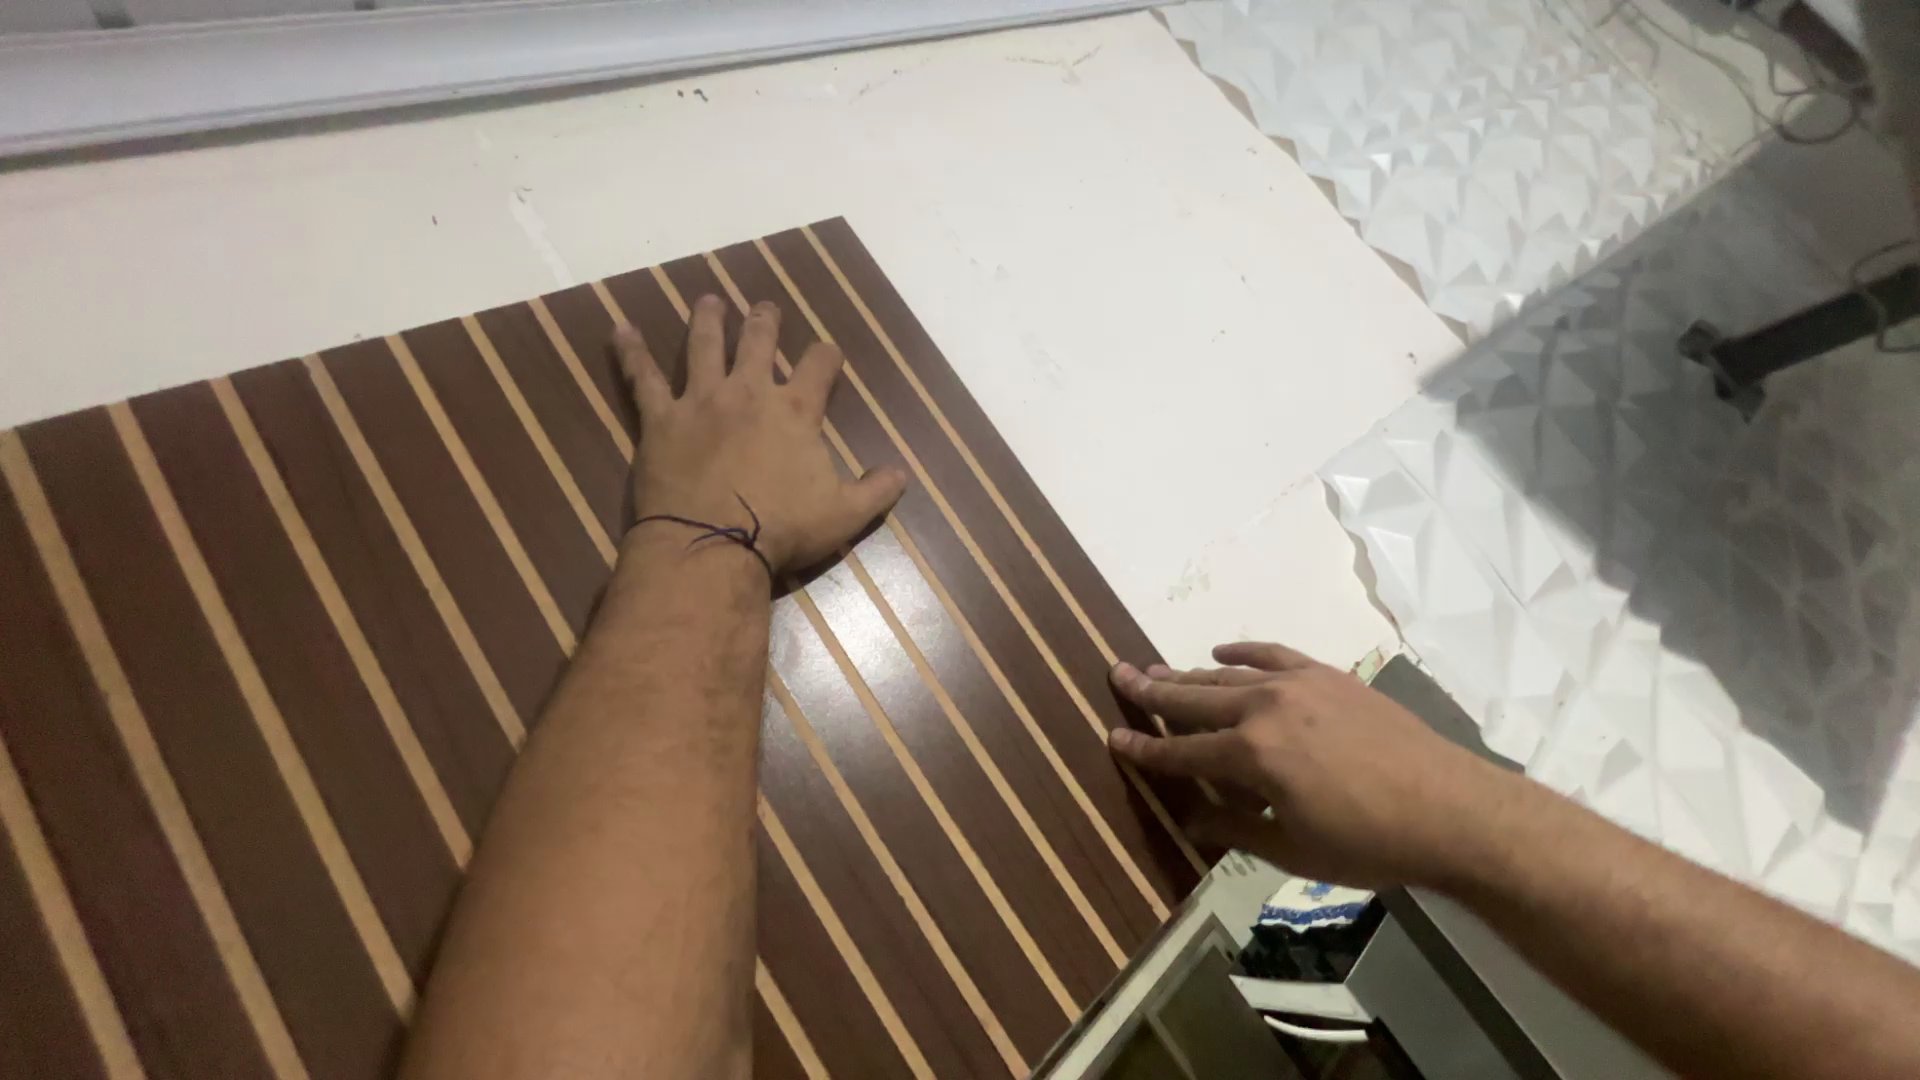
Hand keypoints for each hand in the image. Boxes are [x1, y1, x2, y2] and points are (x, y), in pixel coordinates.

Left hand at [614, 295, 906, 573]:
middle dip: (765, 322)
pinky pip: (643, 378)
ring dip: (708, 321)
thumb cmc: (782, 528)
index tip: (829, 352)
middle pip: (758, 342)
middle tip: (765, 307)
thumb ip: (877, 491)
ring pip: (703, 347)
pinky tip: (620, 330)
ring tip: (708, 302)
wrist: (712, 544)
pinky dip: (631, 353)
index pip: (819, 367)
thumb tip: (903, 473)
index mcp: (795, 411)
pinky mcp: (661, 420)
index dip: (827, 355)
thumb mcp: (845, 515)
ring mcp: (701, 401)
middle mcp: (748, 392)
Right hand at [1108, 642, 1521, 889]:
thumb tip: (1186, 819)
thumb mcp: (1293, 850)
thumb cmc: (1369, 843)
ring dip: (1187, 673)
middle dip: (1151, 690)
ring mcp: (1296, 685)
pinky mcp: (1325, 675)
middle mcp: (1263, 709)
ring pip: (1225, 675)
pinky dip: (1241, 650)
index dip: (1145, 748)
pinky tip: (1220, 649)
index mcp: (1251, 756)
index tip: (1114, 737)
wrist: (1455, 811)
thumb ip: (1233, 829)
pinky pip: (1272, 654)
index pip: (1181, 752)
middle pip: (1193, 699)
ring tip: (1155, 668)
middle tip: (1118, 673)